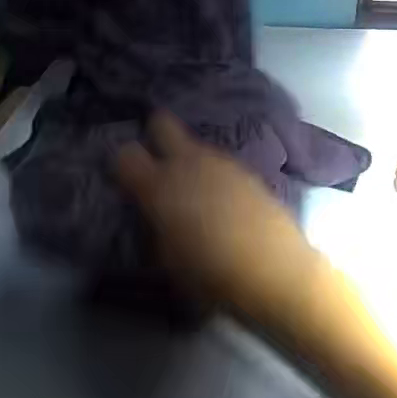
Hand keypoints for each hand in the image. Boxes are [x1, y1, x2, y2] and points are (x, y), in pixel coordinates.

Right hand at [112, 112, 325, 315]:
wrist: (274, 268)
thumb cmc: (210, 273)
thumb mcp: (167, 259)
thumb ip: (155, 226)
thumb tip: (155, 214)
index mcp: (159, 186)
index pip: (125, 155)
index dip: (122, 164)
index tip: (126, 180)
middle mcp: (188, 163)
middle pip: (162, 124)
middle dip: (156, 135)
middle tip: (157, 161)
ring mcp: (221, 162)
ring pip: (194, 145)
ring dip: (189, 160)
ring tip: (195, 192)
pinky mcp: (246, 170)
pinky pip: (219, 164)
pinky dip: (214, 175)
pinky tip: (223, 201)